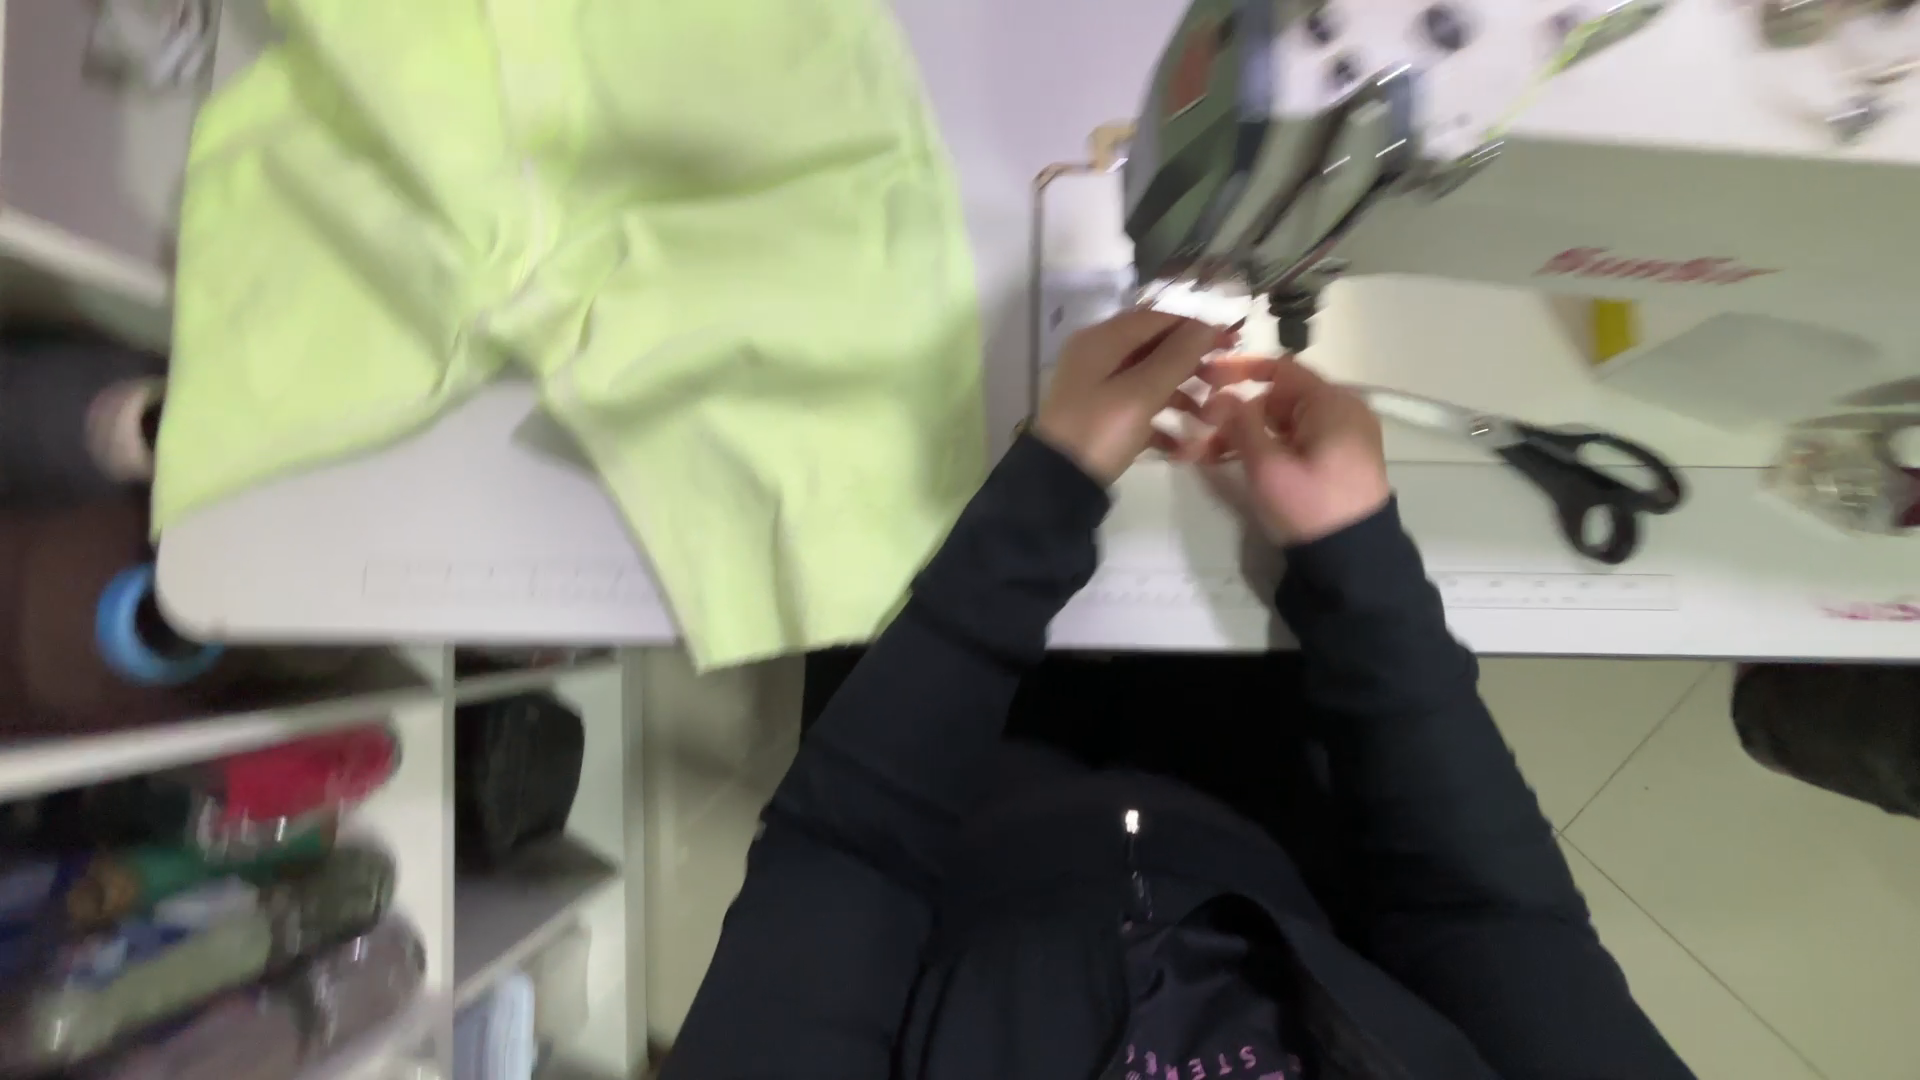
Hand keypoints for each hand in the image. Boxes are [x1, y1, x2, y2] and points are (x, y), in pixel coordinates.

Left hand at [1032, 311, 1236, 485]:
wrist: (1055, 483)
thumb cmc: (1100, 430)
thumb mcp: (1142, 392)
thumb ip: (1177, 356)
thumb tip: (1208, 325)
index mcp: (1102, 340)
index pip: (1158, 320)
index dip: (1197, 329)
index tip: (1233, 344)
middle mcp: (1096, 357)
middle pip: (1153, 349)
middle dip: (1190, 366)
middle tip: (1223, 384)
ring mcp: (1095, 389)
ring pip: (1147, 381)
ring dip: (1180, 397)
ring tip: (1207, 419)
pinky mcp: (1098, 419)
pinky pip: (1135, 410)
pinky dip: (1159, 424)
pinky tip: (1181, 447)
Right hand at [1176, 356, 1390, 544]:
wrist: (1353, 556)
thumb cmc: (1309, 506)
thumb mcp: (1267, 466)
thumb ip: (1240, 424)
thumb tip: (1219, 396)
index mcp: (1331, 403)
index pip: (1280, 369)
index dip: (1239, 370)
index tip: (1204, 377)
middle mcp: (1342, 409)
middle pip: (1279, 396)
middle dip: (1237, 411)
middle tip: (1199, 432)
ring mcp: (1342, 434)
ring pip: (1283, 419)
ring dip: (1245, 431)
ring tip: (1209, 454)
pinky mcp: (1337, 456)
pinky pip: (1295, 437)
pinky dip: (1266, 443)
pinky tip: (1235, 460)